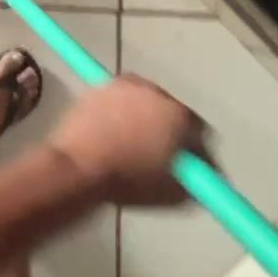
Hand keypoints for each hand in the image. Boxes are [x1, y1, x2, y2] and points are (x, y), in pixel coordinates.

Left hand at [46, 75, 205, 206]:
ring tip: (133, 138)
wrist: (78, 164)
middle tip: (160, 150)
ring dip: (144, 115)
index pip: (199, 131)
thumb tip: (198, 175)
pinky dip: (121, 109)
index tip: (189, 166)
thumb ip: (195, 179)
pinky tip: (113, 128)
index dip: (195, 150)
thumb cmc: (128, 179)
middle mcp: (155, 91)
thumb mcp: (175, 191)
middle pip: (171, 110)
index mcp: (179, 115)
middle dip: (169, 128)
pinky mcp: (100, 85)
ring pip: (144, 100)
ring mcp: (125, 85)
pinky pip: (120, 98)